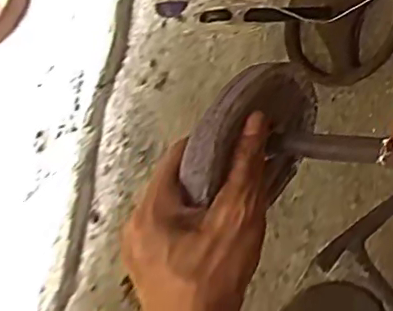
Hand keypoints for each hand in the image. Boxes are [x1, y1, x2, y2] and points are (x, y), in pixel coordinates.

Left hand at [122, 113, 269, 310]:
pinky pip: (182, 215)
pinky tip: (234, 208)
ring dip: (218, 183)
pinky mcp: (154, 257)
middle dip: (221, 161)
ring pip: (185, 194)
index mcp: (150, 210)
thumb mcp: (238, 211)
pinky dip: (208, 204)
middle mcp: (138, 223)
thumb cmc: (214, 274)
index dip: (217, 136)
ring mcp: (143, 243)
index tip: (246, 133)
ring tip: (249, 180)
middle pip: (182, 172)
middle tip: (253, 156)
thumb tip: (254, 119)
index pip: (182, 149)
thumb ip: (245, 162)